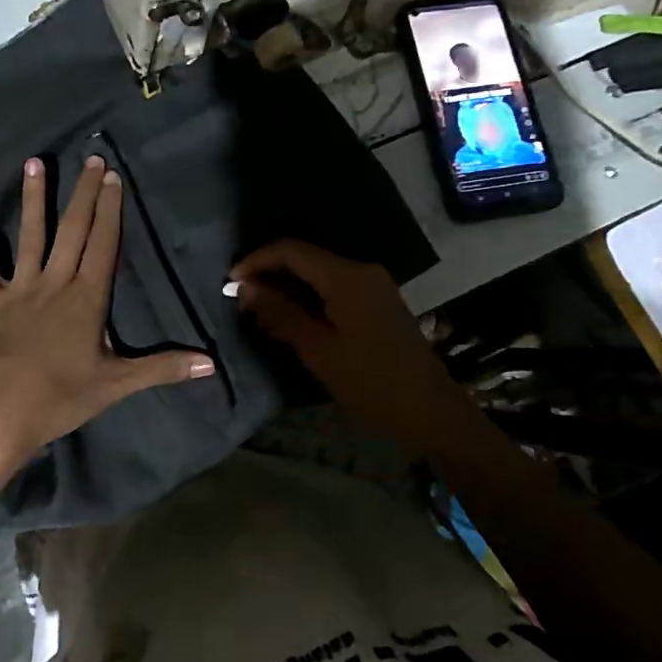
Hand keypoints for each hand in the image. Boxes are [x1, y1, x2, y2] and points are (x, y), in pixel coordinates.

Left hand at [0, 155, 214, 469]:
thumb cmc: (60, 399)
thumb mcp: (118, 384)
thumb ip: (163, 368)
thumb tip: (212, 363)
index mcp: (87, 298)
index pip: (103, 244)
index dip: (111, 209)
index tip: (113, 177)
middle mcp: (55, 283)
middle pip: (72, 230)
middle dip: (84, 193)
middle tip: (91, 158)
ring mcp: (20, 290)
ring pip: (30, 236)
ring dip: (34, 198)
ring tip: (35, 162)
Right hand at [232, 239, 471, 442]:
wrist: (431, 411)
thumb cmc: (372, 383)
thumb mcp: (319, 351)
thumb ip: (281, 314)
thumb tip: (245, 288)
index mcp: (346, 277)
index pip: (292, 250)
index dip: (257, 260)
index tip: (230, 282)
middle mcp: (361, 271)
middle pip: (306, 258)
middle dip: (271, 275)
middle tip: (243, 302)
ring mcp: (373, 285)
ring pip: (319, 274)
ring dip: (288, 288)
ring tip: (261, 314)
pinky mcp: (377, 302)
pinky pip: (334, 288)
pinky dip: (309, 298)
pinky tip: (292, 321)